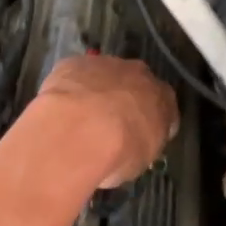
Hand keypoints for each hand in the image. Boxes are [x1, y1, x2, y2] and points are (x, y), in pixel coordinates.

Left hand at [35, 54, 178, 187]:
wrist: (81, 129)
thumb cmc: (119, 152)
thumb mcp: (141, 162)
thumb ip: (142, 145)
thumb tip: (135, 143)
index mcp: (162, 97)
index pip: (165, 106)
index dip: (153, 122)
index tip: (141, 138)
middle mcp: (138, 74)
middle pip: (135, 84)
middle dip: (125, 101)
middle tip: (109, 127)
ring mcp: (106, 64)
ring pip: (104, 76)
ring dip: (97, 93)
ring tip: (80, 121)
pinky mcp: (75, 63)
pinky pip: (75, 74)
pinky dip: (70, 88)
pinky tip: (61, 109)